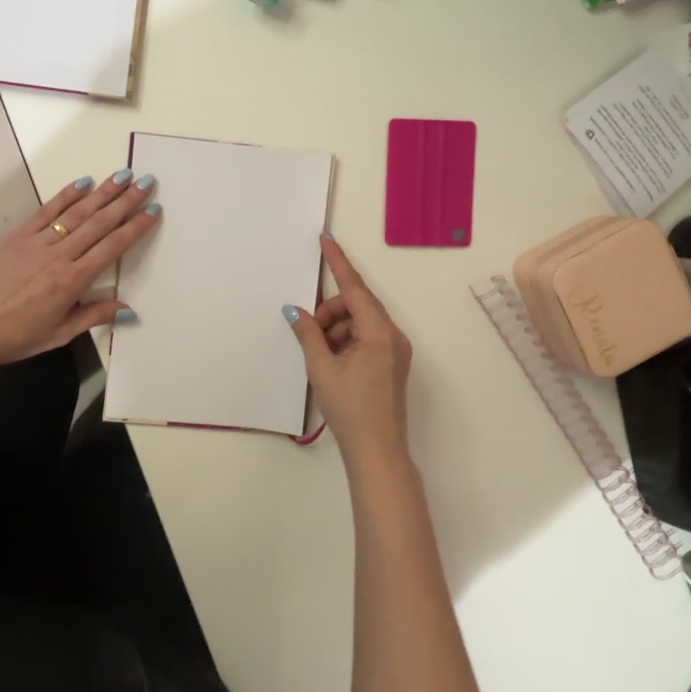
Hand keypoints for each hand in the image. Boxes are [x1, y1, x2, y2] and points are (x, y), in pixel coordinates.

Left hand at [0, 170, 160, 368]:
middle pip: (99, 223)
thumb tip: (127, 308)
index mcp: (72, 282)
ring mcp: (37, 243)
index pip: (112, 248)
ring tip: (122, 175)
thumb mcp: (60, 333)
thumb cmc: (16, 337)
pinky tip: (83, 183)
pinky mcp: (17, 237)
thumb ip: (94, 316)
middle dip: (125, 201)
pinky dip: (66, 196)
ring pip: (76, 212)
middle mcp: (59, 256)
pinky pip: (46, 212)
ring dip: (102, 192)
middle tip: (146, 182)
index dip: (135, 227)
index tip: (153, 211)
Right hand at [285, 236, 413, 471]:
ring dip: (336, 330)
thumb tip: (295, 311)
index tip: (326, 240)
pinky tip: (331, 362)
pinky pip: (365, 338)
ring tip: (320, 357)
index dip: (338, 263)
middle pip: (356, 306)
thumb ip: (308, 334)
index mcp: (379, 333)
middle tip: (309, 334)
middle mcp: (393, 336)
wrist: (377, 451)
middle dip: (329, 313)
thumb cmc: (350, 408)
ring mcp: (395, 351)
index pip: (354, 289)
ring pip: (359, 323)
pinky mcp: (391, 364)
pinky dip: (345, 342)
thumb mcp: (322, 369)